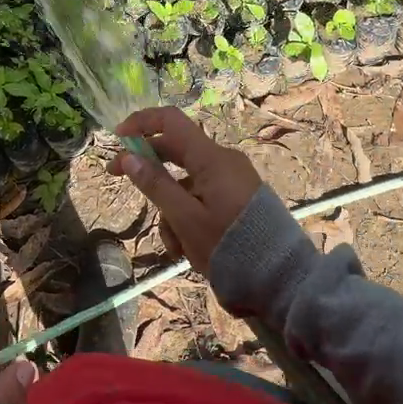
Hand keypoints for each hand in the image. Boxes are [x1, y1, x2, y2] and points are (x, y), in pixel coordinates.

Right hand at [109, 106, 263, 273]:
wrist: (285, 283)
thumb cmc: (230, 246)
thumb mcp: (185, 219)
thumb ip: (155, 185)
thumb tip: (129, 157)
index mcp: (211, 158)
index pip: (170, 120)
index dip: (141, 122)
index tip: (118, 138)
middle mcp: (224, 161)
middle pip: (176, 151)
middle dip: (149, 169)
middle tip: (120, 179)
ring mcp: (234, 181)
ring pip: (188, 181)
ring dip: (171, 207)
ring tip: (174, 246)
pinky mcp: (240, 200)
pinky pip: (205, 196)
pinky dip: (190, 215)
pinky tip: (188, 249)